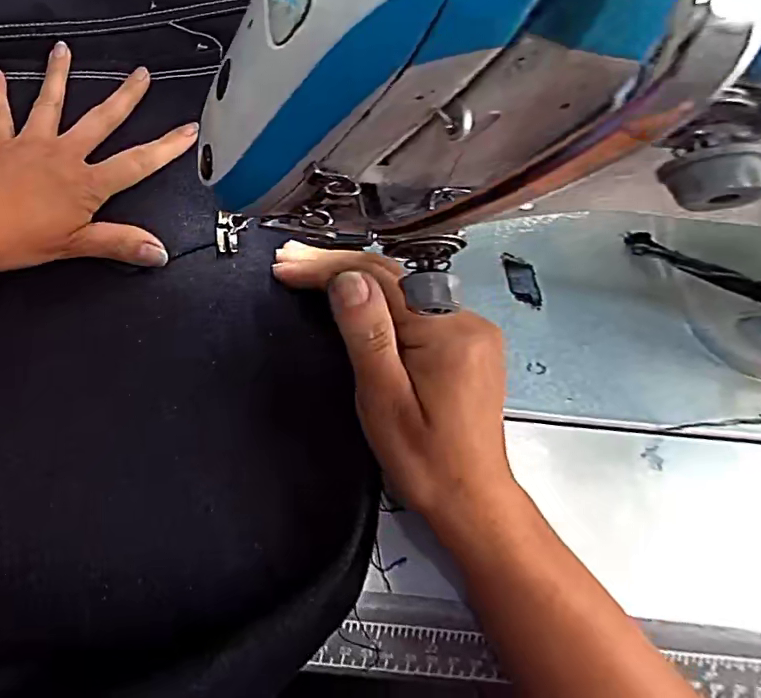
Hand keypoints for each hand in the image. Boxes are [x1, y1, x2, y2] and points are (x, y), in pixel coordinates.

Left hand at [0, 41, 198, 272]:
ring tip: (63, 48)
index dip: (167, 147)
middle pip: (102, 120)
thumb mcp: (72, 246)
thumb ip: (118, 244)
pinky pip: (0, 114)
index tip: (190, 129)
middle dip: (126, 97)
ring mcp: (30, 145)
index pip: (137, 162)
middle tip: (142, 73)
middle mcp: (64, 155)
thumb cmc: (14, 237)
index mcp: (86, 182)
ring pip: (51, 104)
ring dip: (59, 75)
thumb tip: (161, 252)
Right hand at [272, 242, 517, 526]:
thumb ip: (367, 336)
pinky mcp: (463, 340)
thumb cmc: (427, 462)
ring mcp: (468, 329)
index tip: (288, 266)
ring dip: (353, 276)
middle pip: (390, 276)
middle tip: (290, 259)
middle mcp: (465, 322)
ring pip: (399, 286)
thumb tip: (347, 281)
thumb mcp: (385, 400)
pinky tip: (350, 291)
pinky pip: (413, 303)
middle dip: (335, 265)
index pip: (377, 279)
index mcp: (446, 333)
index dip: (326, 268)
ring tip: (309, 269)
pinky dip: (377, 295)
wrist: (472, 501)